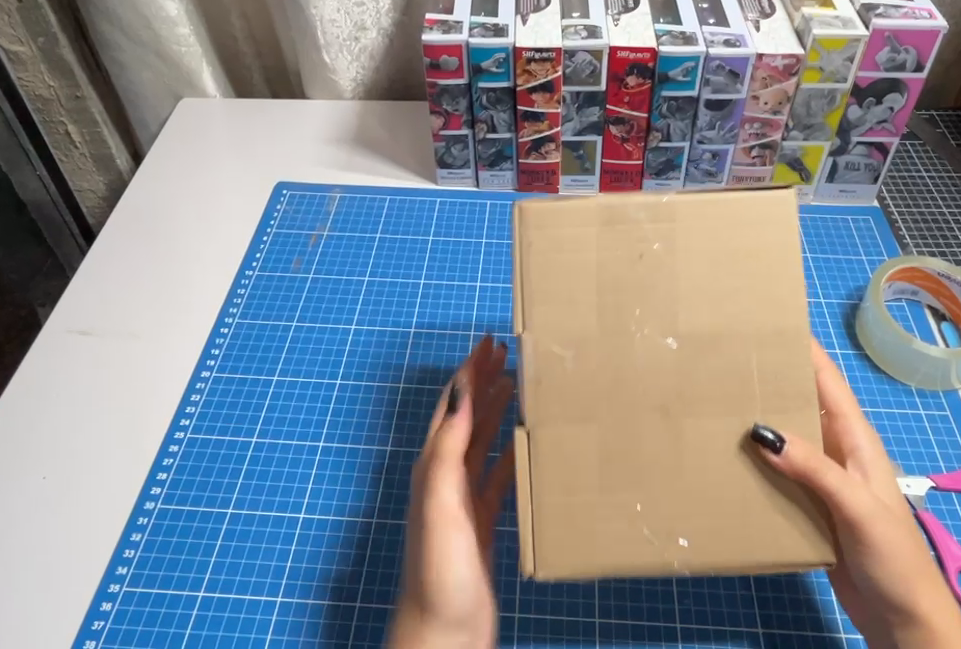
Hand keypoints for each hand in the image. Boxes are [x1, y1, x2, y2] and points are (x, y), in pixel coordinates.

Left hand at [389, 336, 515, 648]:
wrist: (444, 635)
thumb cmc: (440, 570)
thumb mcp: (440, 501)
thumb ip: (448, 447)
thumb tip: (462, 390)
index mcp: (433, 466)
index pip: (453, 405)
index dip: (469, 371)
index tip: (490, 341)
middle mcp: (446, 477)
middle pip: (468, 417)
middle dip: (484, 382)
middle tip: (509, 353)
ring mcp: (464, 501)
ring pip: (483, 443)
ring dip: (497, 411)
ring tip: (519, 385)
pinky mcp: (482, 523)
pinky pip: (498, 477)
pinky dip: (511, 453)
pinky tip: (527, 444)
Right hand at [749, 339, 960, 648]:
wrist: (904, 620)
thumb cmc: (893, 557)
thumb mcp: (858, 508)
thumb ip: (815, 468)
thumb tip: (761, 430)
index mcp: (856, 440)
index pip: (828, 382)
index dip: (804, 349)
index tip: (769, 321)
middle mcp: (838, 452)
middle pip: (802, 404)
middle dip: (772, 378)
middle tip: (727, 358)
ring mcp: (824, 481)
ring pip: (788, 437)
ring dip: (760, 419)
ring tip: (717, 399)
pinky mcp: (811, 507)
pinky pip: (780, 473)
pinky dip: (757, 461)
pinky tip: (730, 457)